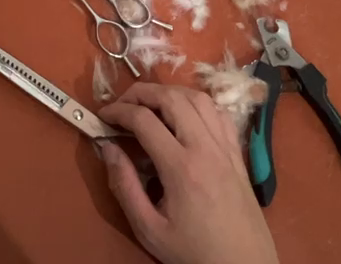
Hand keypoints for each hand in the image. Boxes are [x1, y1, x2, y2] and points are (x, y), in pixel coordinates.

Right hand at [97, 84, 277, 263]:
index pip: (143, 119)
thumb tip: (107, 147)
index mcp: (182, 168)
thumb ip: (124, 186)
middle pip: (171, 98)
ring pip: (197, 98)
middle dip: (140, 92)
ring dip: (169, 92)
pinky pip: (219, 113)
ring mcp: (226, 149)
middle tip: (122, 104)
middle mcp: (206, 149)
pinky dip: (197, 104)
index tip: (103, 117)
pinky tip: (184, 116)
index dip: (117, 112)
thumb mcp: (149, 230)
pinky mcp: (238, 155)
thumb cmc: (194, 254)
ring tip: (151, 104)